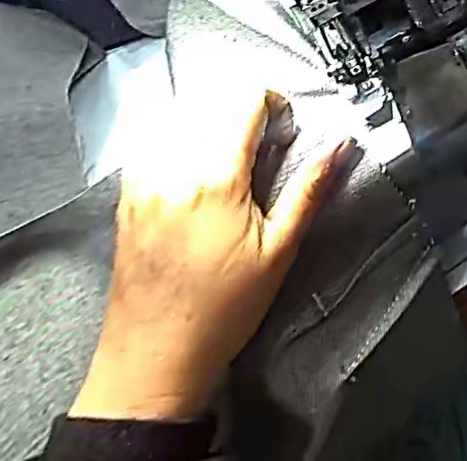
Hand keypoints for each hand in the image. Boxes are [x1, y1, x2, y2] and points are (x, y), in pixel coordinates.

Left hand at [69, 90, 350, 421]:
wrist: (151, 364)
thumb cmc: (220, 312)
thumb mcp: (281, 249)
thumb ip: (310, 189)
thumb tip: (340, 147)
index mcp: (215, 183)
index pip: (243, 106)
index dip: (273, 101)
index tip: (287, 120)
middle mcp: (172, 179)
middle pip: (211, 108)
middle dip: (246, 110)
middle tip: (267, 136)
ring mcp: (142, 191)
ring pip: (177, 123)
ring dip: (211, 120)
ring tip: (234, 145)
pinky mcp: (126, 206)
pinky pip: (149, 149)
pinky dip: (176, 139)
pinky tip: (194, 159)